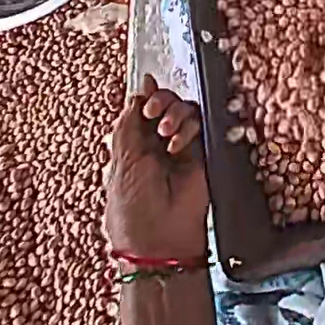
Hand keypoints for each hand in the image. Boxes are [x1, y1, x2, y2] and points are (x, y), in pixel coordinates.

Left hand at [104, 75, 207, 259]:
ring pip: (186, 111)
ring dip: (175, 114)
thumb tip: (143, 84)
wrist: (159, 240)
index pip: (144, 107)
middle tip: (154, 114)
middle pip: (167, 104)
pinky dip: (189, 129)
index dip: (146, 98)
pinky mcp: (202, 154)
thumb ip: (130, 120)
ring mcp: (182, 147)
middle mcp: (159, 142)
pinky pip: (201, 126)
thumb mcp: (121, 160)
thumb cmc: (131, 206)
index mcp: (134, 144)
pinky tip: (176, 146)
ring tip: (166, 132)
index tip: (145, 103)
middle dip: (161, 102)